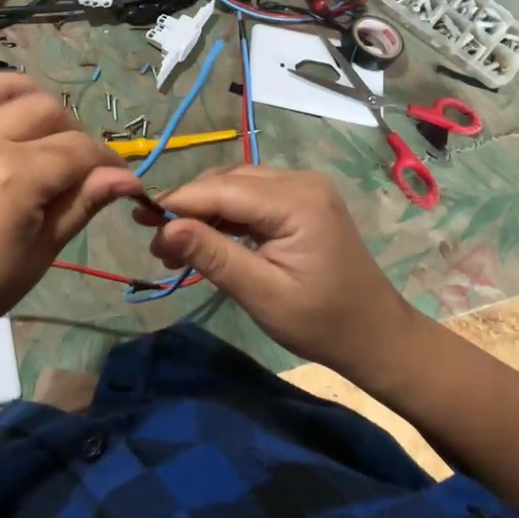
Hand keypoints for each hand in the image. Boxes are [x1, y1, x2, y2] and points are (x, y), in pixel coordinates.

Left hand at [0, 50, 144, 377]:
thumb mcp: (41, 250)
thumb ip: (82, 203)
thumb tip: (128, 177)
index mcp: (17, 174)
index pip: (77, 148)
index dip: (103, 159)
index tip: (113, 173)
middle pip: (43, 108)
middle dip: (69, 129)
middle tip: (71, 156)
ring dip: (22, 94)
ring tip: (31, 116)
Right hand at [135, 166, 422, 378]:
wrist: (378, 336)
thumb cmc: (322, 323)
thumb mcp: (263, 295)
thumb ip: (214, 256)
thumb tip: (164, 229)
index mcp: (297, 201)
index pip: (222, 190)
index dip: (178, 203)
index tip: (140, 223)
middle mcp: (301, 181)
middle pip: (227, 181)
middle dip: (187, 205)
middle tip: (154, 238)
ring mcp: (304, 187)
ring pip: (235, 184)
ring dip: (203, 207)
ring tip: (172, 240)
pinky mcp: (302, 198)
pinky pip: (252, 194)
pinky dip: (224, 211)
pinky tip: (204, 234)